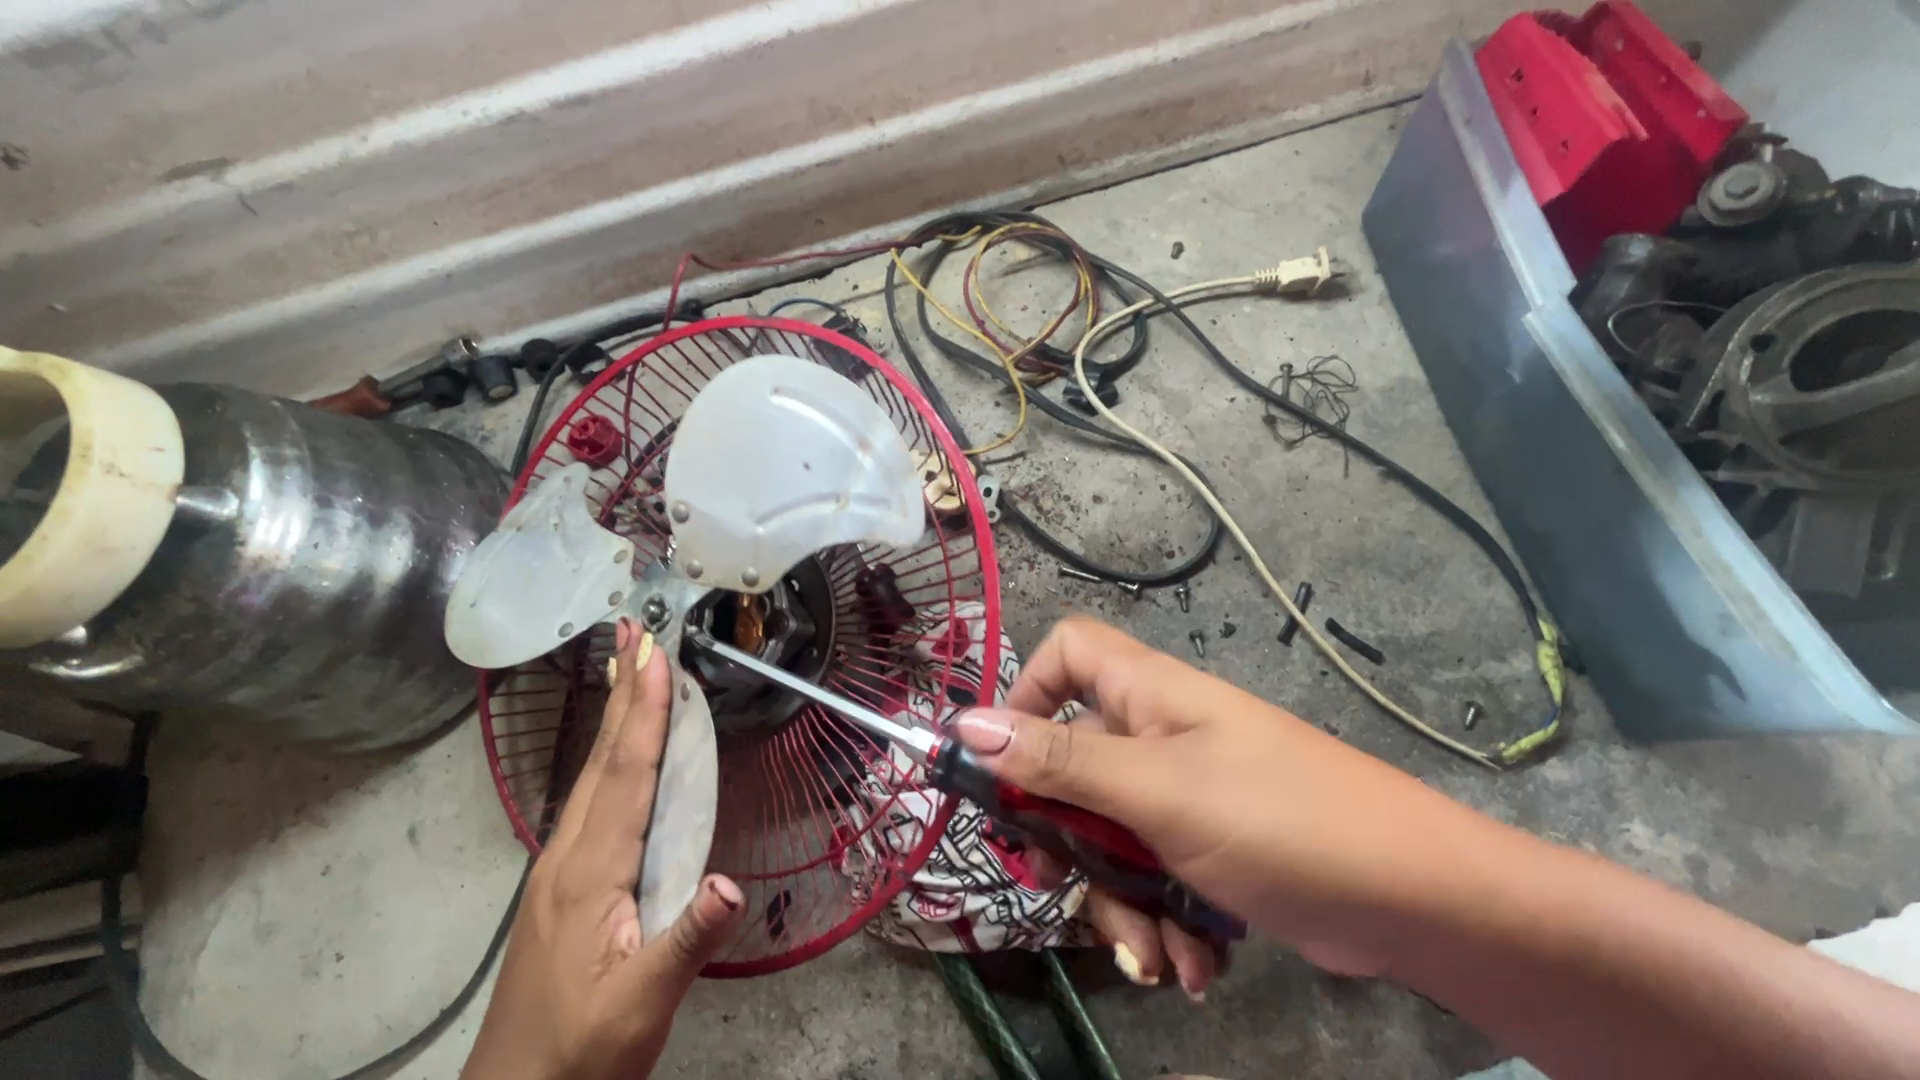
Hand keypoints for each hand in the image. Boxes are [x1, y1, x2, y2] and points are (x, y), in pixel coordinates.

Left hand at [463, 620, 744, 1079]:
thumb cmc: (582, 1049)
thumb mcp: (641, 1005)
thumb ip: (687, 942)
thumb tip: (733, 882)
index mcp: (591, 871)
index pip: (625, 775)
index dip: (644, 713)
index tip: (656, 655)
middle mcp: (570, 854)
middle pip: (603, 757)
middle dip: (622, 691)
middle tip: (634, 631)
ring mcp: (561, 866)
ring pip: (594, 773)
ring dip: (615, 715)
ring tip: (630, 669)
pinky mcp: (565, 881)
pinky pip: (594, 797)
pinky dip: (612, 755)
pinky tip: (619, 752)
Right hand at [954, 617, 1489, 980]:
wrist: (1415, 901)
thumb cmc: (1280, 821)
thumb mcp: (1157, 793)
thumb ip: (1059, 762)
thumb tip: (966, 724)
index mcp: (1149, 696)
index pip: (1068, 654)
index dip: (1028, 694)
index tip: (1004, 764)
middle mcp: (1161, 738)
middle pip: (1072, 766)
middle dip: (1065, 837)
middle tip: (1056, 881)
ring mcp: (1186, 798)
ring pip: (1109, 838)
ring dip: (1118, 904)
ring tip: (1154, 955)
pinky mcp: (1210, 853)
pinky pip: (1154, 878)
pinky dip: (1162, 923)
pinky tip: (1192, 963)